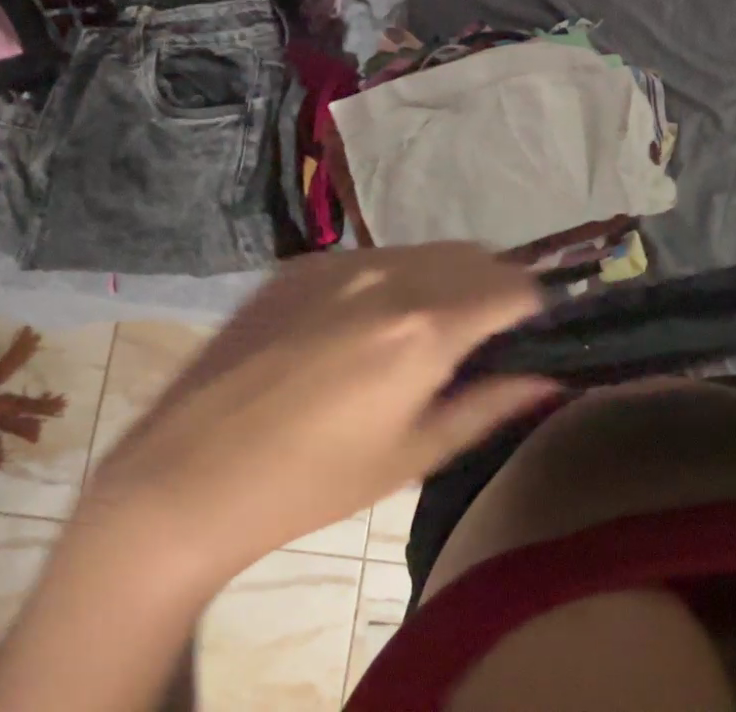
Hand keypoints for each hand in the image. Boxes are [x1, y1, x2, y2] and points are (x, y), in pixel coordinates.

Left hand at [78, 244, 560, 590]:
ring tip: (428, 331)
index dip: (539, 309)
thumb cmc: (312, 483)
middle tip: (489, 338)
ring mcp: (337, 263)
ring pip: (427, 251)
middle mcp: (389, 276)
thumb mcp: (414, 455)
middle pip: (478, 257)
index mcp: (426, 327)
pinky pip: (373, 256)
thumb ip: (492, 405)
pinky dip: (396, 278)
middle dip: (499, 288)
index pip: (516, 287)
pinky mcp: (296, 266)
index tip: (536, 337)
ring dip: (450, 279)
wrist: (184, 479)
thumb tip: (551, 378)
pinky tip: (365, 327)